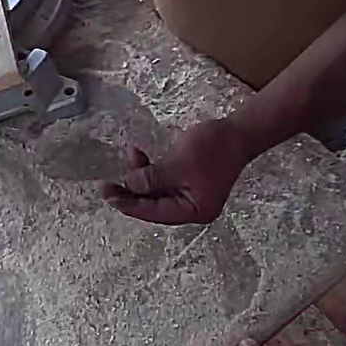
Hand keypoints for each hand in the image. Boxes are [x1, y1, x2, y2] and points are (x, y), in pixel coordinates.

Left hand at [102, 119, 256, 224]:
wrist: (238, 132)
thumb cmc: (213, 148)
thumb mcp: (177, 164)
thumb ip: (151, 178)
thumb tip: (129, 186)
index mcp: (193, 211)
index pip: (155, 213)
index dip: (130, 205)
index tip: (108, 196)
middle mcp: (192, 208)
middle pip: (154, 205)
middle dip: (131, 191)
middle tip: (106, 184)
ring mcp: (191, 196)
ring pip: (157, 191)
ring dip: (141, 175)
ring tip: (132, 155)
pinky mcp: (189, 181)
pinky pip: (164, 180)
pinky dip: (152, 170)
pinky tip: (141, 156)